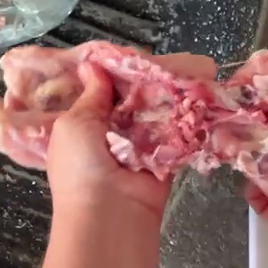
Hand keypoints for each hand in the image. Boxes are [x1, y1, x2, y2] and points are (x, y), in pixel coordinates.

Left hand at [46, 62, 170, 223]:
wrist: (110, 215)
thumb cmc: (81, 166)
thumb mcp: (74, 123)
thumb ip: (91, 94)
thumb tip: (92, 66)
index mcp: (80, 126)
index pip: (97, 91)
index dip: (109, 72)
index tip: (125, 53)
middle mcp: (109, 133)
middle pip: (129, 99)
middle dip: (141, 80)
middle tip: (157, 57)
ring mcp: (138, 145)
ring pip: (153, 111)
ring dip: (164, 93)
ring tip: (180, 66)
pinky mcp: (164, 156)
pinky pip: (174, 130)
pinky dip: (182, 114)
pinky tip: (192, 91)